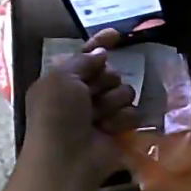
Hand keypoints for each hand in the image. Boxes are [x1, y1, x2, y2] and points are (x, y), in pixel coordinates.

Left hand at [24, 30, 137, 180]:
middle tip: (92, 94)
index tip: (117, 34)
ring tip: (98, 117)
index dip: (100, 44)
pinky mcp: (119, 129)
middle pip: (110, 73)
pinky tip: (108, 129)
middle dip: (105, 81)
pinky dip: (121, 120)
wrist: (68, 156)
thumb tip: (101, 53)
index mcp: (64, 80)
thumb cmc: (57, 114)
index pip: (86, 56)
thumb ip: (82, 60)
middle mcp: (84, 95)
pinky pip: (133, 113)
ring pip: (125, 92)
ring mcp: (103, 113)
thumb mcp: (61, 78)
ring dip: (112, 102)